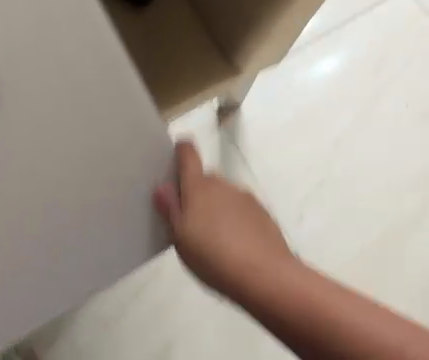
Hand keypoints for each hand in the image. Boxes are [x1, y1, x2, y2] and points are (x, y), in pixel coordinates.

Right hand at [153, 140, 296, 301]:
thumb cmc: (214, 257)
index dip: (180, 152)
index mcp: (198, 187)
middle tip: (192, 224)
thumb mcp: (181, 240)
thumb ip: (170, 210)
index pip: (188, 153)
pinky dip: (236, 221)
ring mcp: (244, 197)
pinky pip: (242, 210)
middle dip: (197, 195)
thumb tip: (162, 186)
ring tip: (216, 242)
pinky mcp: (262, 213)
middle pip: (205, 179)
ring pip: (224, 195)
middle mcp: (222, 184)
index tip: (174, 164)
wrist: (266, 276)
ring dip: (218, 209)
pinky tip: (237, 247)